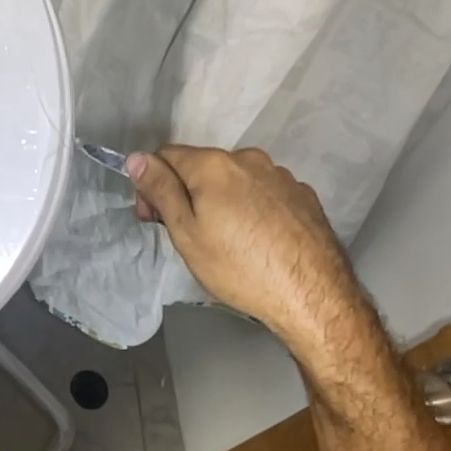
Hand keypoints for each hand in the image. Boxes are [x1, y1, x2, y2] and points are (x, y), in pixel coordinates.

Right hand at [128, 146, 357, 355]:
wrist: (313, 295)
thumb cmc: (239, 267)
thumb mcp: (187, 233)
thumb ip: (160, 190)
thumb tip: (136, 157)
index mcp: (213, 164)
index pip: (165, 155)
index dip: (152, 184)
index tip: (154, 218)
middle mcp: (248, 158)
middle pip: (202, 167)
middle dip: (186, 192)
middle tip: (188, 235)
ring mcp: (280, 175)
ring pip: (235, 180)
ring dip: (221, 199)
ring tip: (228, 241)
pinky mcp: (303, 195)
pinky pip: (264, 192)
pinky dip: (253, 207)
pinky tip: (259, 240)